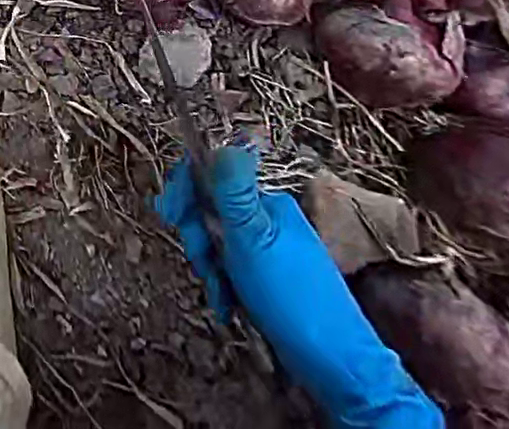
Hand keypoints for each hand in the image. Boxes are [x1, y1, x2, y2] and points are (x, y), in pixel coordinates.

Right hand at [156, 147, 443, 428]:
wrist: (338, 366)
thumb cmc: (292, 298)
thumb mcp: (253, 239)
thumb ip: (234, 191)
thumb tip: (222, 141)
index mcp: (267, 200)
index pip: (215, 174)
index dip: (186, 190)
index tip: (171, 213)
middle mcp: (268, 218)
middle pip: (212, 210)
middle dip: (199, 237)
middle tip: (204, 264)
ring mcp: (269, 248)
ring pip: (218, 242)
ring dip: (210, 266)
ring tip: (221, 293)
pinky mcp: (269, 278)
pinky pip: (232, 269)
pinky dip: (224, 285)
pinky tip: (229, 306)